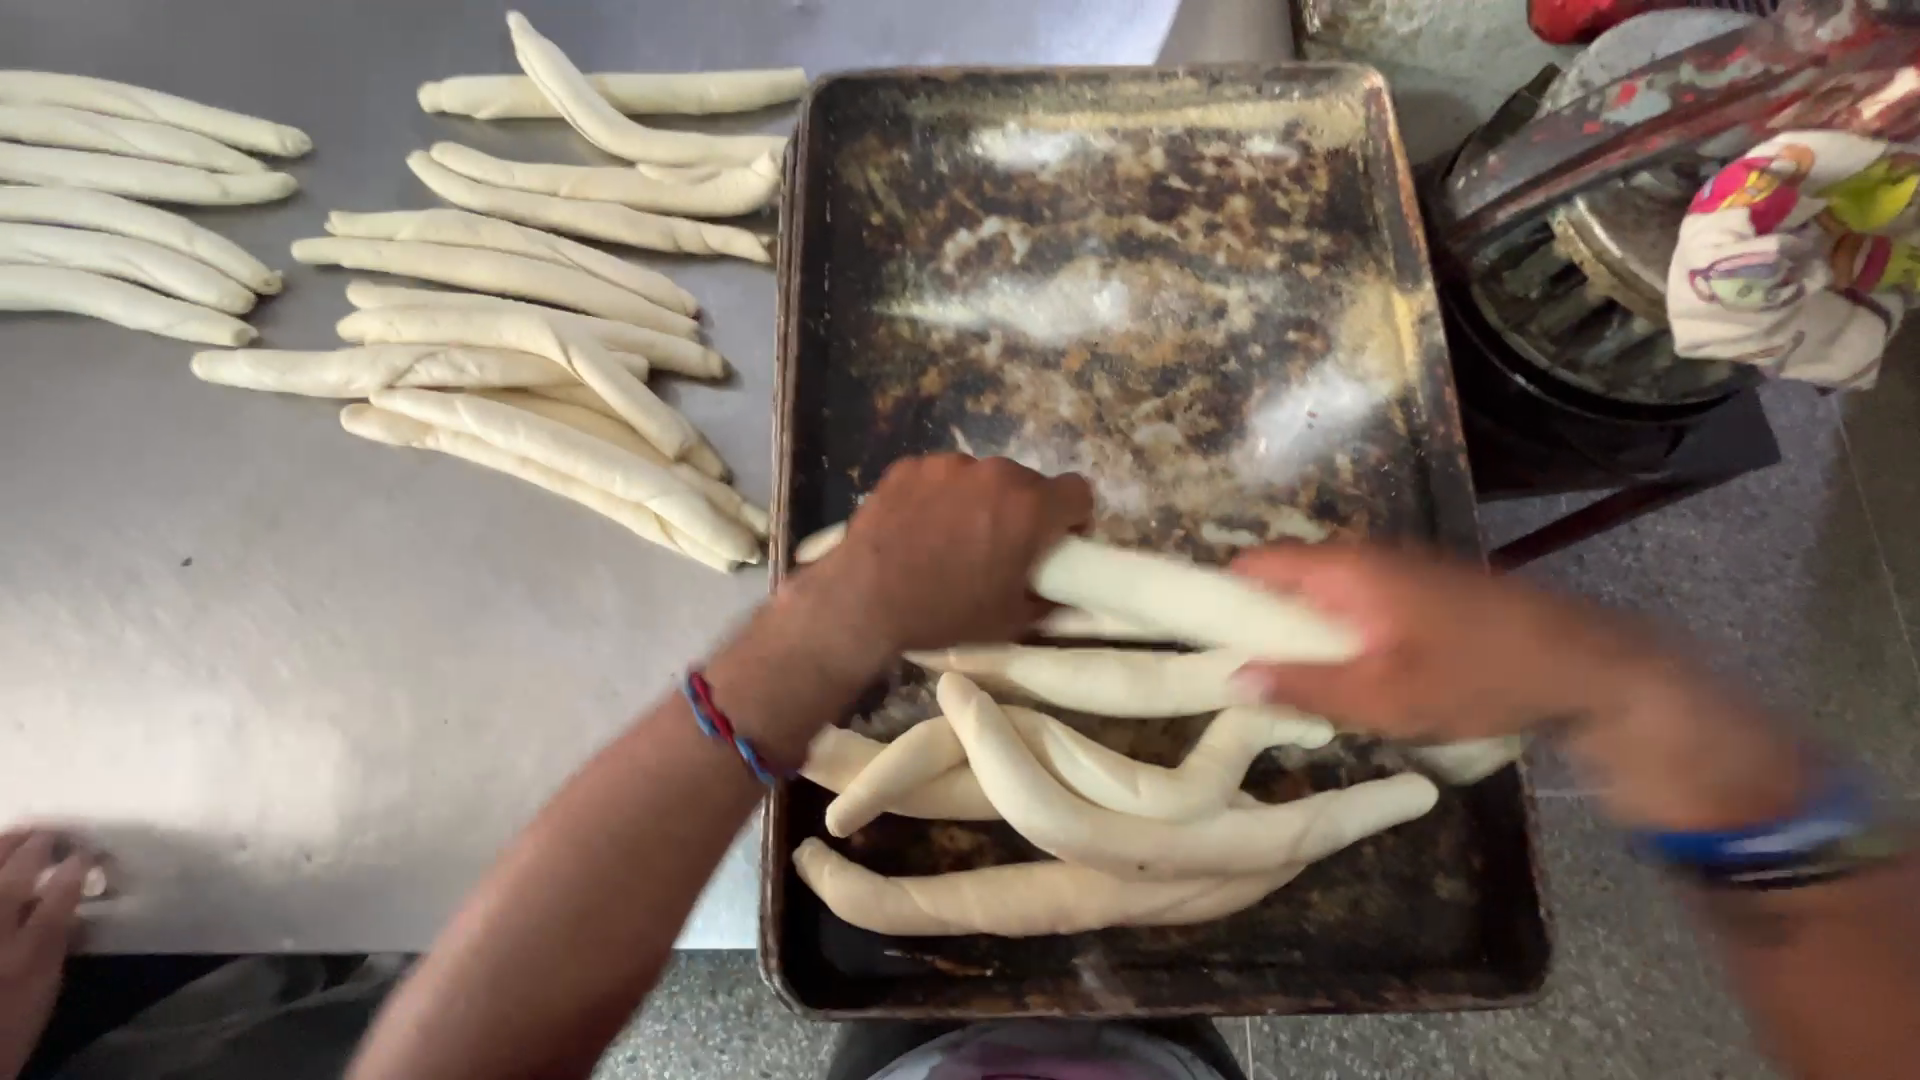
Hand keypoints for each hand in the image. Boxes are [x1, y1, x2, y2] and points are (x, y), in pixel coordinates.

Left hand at [1, 830, 89, 1079]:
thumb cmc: (7, 1026)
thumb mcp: (43, 988)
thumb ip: (54, 946)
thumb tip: (72, 909)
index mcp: (26, 952)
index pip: (58, 895)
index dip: (73, 868)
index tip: (89, 849)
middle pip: (9, 885)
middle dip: (33, 852)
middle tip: (53, 830)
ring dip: (1, 853)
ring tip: (19, 833)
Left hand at [794, 455, 1093, 660]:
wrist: (864, 599)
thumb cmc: (944, 613)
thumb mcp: (1009, 621)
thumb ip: (1048, 600)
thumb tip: (1061, 593)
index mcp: (1030, 509)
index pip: (1079, 491)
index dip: (1072, 517)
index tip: (1056, 541)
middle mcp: (996, 474)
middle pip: (1028, 483)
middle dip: (1023, 510)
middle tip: (1000, 545)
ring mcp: (949, 465)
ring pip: (982, 477)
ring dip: (980, 500)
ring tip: (951, 536)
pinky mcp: (911, 465)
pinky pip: (940, 476)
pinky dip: (939, 496)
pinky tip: (917, 526)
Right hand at [1226, 543, 1656, 739]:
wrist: (1594, 667)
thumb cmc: (1480, 677)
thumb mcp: (1382, 698)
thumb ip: (1302, 686)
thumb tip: (1232, 677)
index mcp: (1344, 572)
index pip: (1255, 564)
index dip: (1223, 595)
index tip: (1209, 640)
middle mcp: (1364, 556)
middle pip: (1285, 579)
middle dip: (1264, 623)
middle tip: (1261, 676)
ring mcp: (1396, 567)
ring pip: (1321, 592)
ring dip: (1305, 631)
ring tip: (1308, 682)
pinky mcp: (1421, 585)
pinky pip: (1356, 600)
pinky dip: (1341, 630)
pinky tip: (1361, 672)